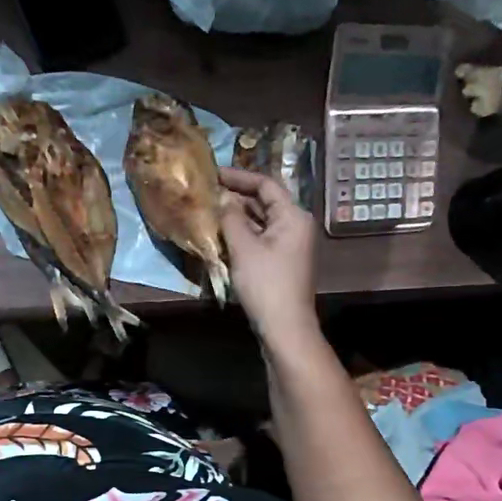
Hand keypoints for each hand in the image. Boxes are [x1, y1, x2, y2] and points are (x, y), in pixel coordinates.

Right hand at [218, 167, 317, 342]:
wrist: (284, 327)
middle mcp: (295, 225)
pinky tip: (221, 235)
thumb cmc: (265, 284)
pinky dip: (242, 234)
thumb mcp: (244, 247)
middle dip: (236, 196)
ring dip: (236, 216)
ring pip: (260, 221)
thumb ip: (231, 218)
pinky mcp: (281, 262)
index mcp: (293, 216)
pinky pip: (260, 238)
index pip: (265, 184)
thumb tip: (222, 199)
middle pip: (264, 202)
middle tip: (206, 192)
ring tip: (209, 211)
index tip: (212, 173)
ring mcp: (289, 245)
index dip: (238, 176)